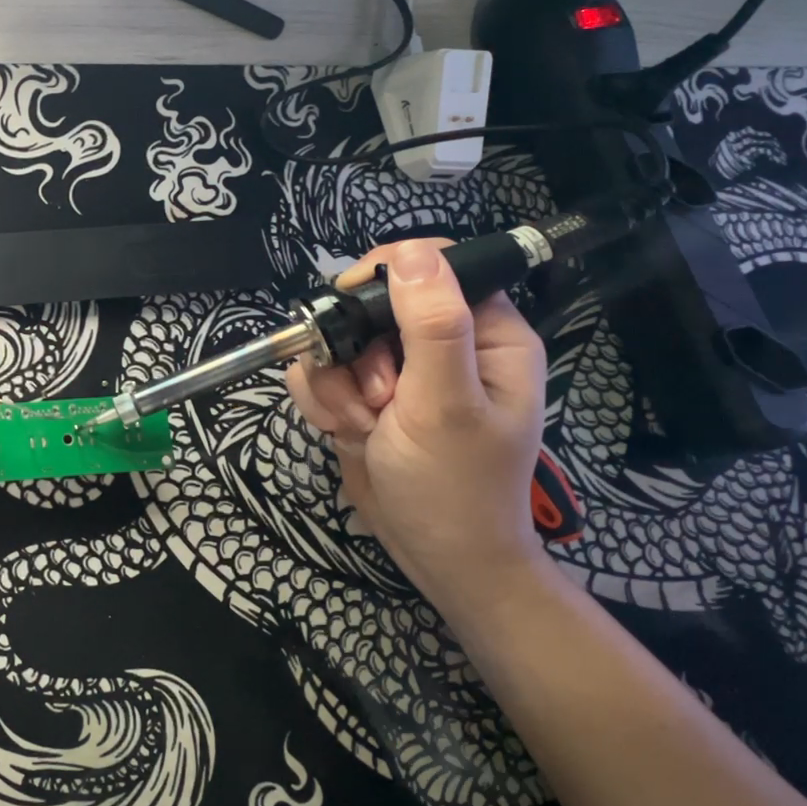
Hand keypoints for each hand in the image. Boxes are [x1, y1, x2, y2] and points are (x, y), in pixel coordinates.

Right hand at [286, 238, 549, 615]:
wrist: (432, 554)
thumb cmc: (455, 484)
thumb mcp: (445, 403)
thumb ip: (431, 326)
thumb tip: (411, 251)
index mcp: (486, 333)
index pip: (434, 265)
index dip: (386, 275)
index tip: (352, 306)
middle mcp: (441, 344)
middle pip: (368, 302)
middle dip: (354, 349)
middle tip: (378, 396)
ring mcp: (397, 370)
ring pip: (334, 339)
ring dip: (335, 383)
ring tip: (366, 424)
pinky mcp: (362, 393)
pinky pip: (319, 372)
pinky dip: (322, 401)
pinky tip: (348, 432)